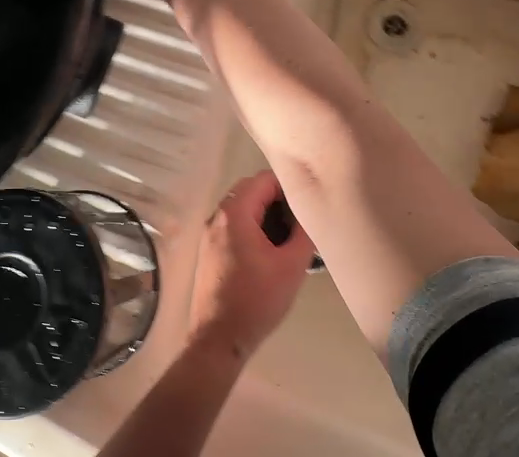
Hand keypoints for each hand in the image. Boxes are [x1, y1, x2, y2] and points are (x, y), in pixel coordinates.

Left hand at [187, 170, 317, 361]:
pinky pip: (234, 226)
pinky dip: (253, 229)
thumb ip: (303, 233)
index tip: (306, 207)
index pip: (264, 180)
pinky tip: (270, 254)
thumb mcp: (291, 266)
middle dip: (277, 202)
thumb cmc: (257, 299)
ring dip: (265, 217)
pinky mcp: (209, 251)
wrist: (219, 338)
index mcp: (234, 212)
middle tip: (299, 224)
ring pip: (242, 209)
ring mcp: (209, 234)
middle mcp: (217, 216)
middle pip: (251, 191)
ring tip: (289, 241)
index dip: (288, 188)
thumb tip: (309, 214)